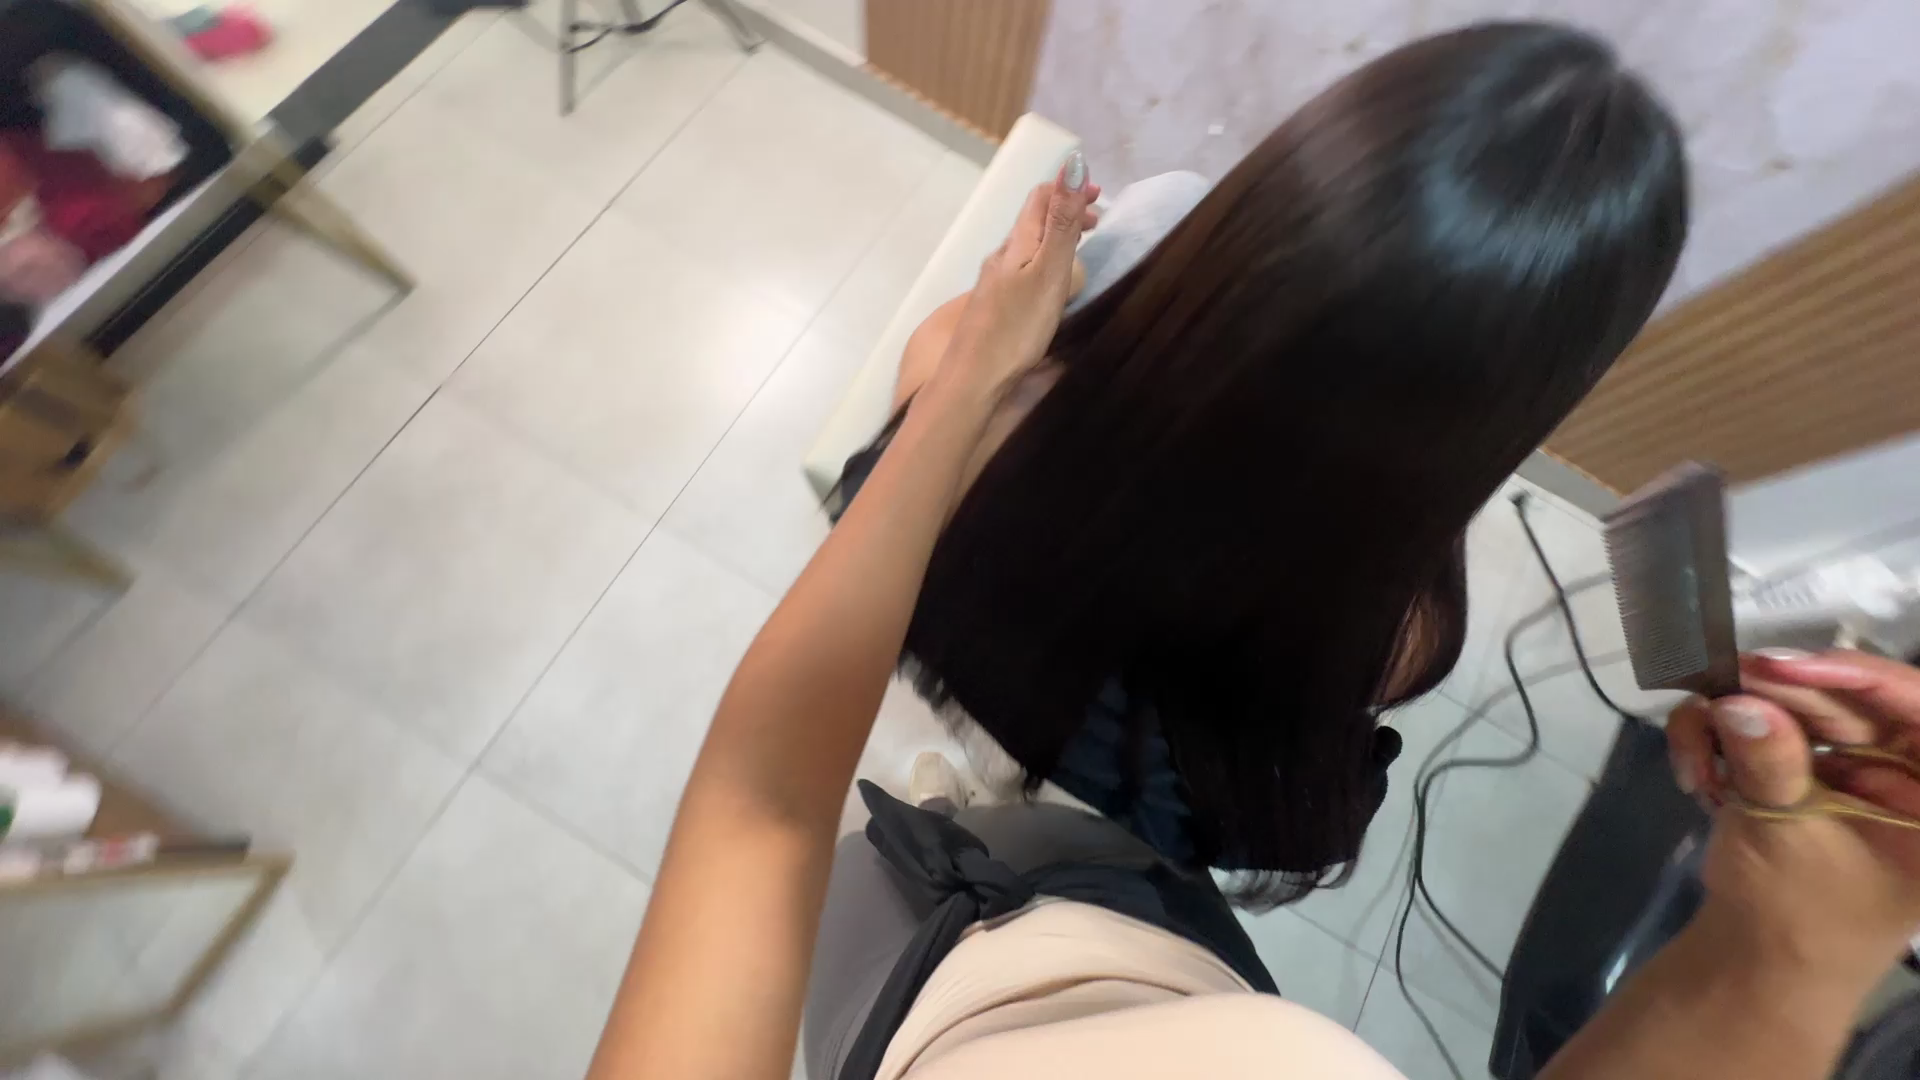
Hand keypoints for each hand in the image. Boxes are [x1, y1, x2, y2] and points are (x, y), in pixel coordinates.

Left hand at [931, 151, 1099, 400]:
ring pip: (1026, 249)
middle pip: (1033, 222)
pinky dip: (1042, 265)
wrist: (974, 377)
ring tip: (1078, 248)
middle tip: (1096, 222)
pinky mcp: (991, 310)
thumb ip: (1061, 223)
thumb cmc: (1016, 327)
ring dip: (1054, 240)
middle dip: (1064, 213)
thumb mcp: (1048, 271)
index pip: (1040, 199)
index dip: (1068, 189)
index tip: (1099, 197)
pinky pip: (1020, 273)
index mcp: (1017, 244)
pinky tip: (1048, 286)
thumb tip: (1072, 164)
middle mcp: (1001, 258)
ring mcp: (993, 285)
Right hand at [1667, 650, 1919, 983]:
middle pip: (1845, 702)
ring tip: (1693, 765)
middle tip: (1706, 701)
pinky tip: (1696, 775)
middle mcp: (1907, 774)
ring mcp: (1853, 769)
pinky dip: (1713, 742)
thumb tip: (1734, 702)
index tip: (1772, 664)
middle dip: (1766, 700)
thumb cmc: (1801, 910)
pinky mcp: (1801, 768)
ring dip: (1724, 726)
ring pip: (1788, 708)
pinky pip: (1754, 728)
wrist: (1763, 952)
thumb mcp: (1786, 836)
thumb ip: (1767, 765)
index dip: (1856, 677)